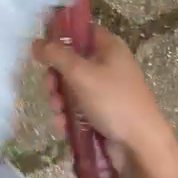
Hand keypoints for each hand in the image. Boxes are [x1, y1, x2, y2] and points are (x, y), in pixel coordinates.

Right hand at [33, 29, 173, 158]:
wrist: (142, 147)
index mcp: (109, 46)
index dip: (60, 35)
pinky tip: (63, 126)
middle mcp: (108, 64)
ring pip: (73, 86)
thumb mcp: (81, 73)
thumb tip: (36, 43)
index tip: (42, 47)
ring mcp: (107, 90)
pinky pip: (79, 107)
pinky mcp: (104, 113)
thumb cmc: (113, 100)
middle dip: (56, 77)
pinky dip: (69, 115)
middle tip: (50, 88)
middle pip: (72, 61)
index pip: (80, 30)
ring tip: (57, 112)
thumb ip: (56, 54)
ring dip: (60, 99)